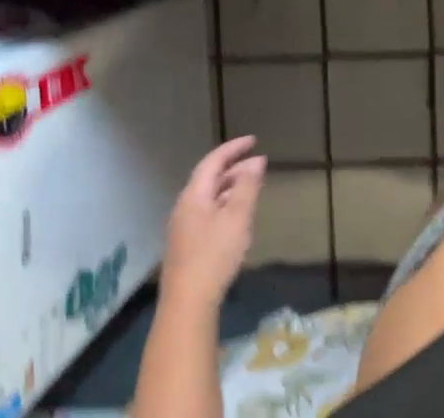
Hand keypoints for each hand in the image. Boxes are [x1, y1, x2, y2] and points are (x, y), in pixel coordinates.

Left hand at [164, 136, 266, 304]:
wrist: (188, 302)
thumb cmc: (214, 255)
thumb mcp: (237, 218)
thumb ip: (247, 187)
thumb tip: (256, 161)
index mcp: (193, 196)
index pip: (212, 162)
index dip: (233, 149)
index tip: (253, 141)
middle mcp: (184, 207)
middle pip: (209, 179)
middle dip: (234, 168)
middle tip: (259, 164)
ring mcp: (183, 227)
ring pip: (209, 197)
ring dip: (231, 187)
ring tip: (252, 187)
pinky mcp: (187, 245)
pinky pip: (208, 213)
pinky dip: (225, 205)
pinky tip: (238, 217)